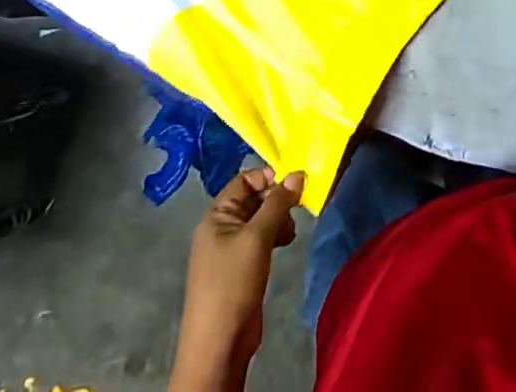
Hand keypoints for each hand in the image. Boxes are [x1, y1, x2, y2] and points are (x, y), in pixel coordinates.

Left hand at [172, 167, 303, 390]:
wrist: (219, 343)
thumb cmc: (233, 282)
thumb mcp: (257, 238)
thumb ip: (277, 204)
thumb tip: (296, 173)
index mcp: (216, 215)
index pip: (243, 181)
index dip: (267, 176)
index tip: (293, 182)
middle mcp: (221, 227)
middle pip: (252, 199)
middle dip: (276, 199)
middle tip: (298, 207)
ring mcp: (231, 248)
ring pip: (259, 220)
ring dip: (278, 218)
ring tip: (291, 231)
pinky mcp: (242, 267)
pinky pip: (260, 240)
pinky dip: (275, 236)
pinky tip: (287, 242)